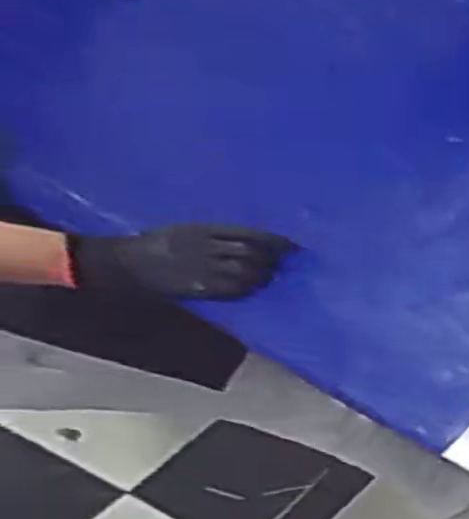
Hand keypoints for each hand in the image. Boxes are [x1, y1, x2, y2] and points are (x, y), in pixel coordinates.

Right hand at [68, 225, 296, 300]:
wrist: (125, 263)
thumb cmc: (159, 245)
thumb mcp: (184, 230)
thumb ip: (218, 235)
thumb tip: (259, 242)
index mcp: (200, 230)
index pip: (248, 233)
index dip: (275, 241)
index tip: (293, 246)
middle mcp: (204, 246)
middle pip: (253, 253)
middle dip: (272, 259)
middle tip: (280, 263)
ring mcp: (204, 267)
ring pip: (249, 271)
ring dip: (264, 274)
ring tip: (268, 275)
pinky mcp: (204, 286)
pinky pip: (239, 288)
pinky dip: (251, 287)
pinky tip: (252, 286)